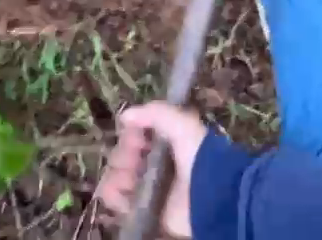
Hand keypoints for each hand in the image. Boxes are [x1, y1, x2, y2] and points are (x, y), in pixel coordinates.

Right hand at [95, 103, 207, 237]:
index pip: (135, 134)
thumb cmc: (196, 153)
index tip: (136, 138)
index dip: (131, 134)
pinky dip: (112, 194)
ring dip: (116, 174)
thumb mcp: (180, 123)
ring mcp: (147, 186)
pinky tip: (118, 192)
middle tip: (133, 160)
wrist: (209, 193)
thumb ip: (153, 113)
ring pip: (117, 176)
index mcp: (163, 141)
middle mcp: (153, 163)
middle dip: (123, 155)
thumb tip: (124, 116)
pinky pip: (117, 200)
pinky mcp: (143, 209)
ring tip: (128, 178)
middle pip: (123, 155)